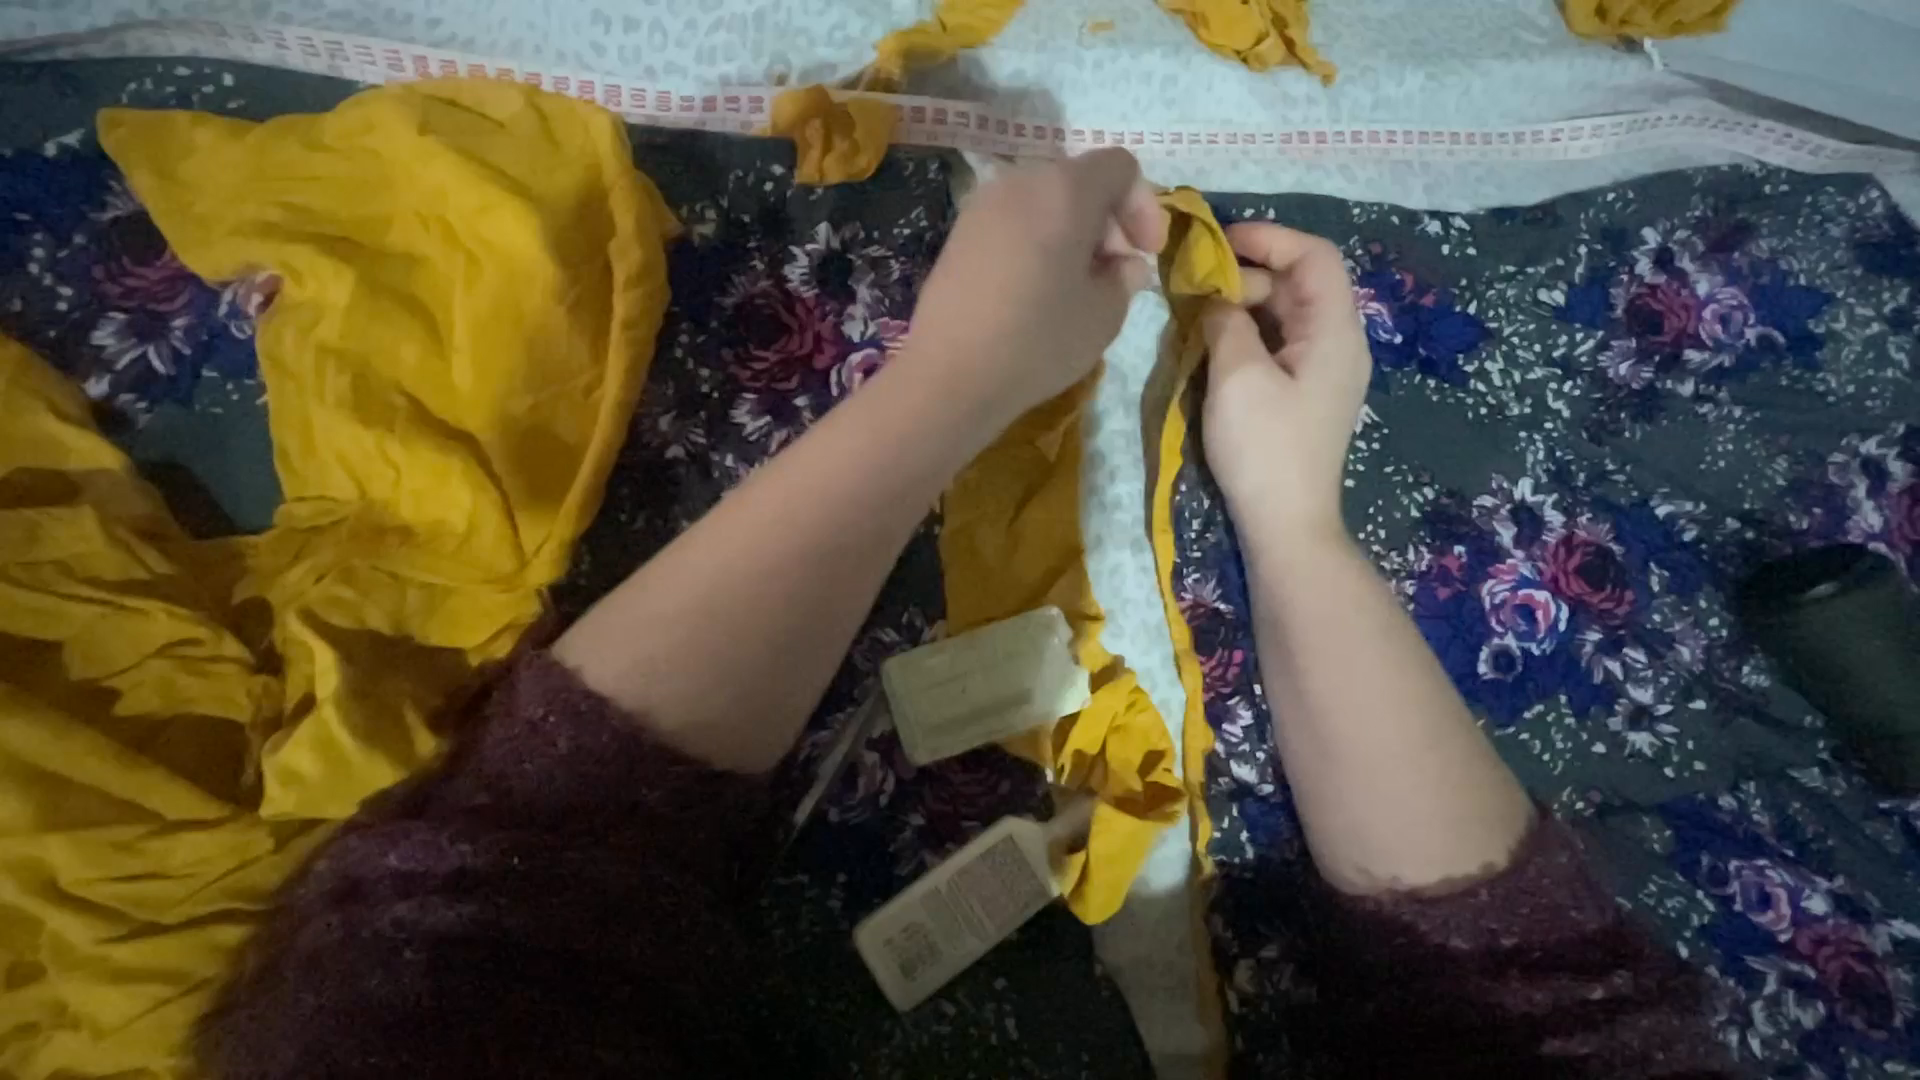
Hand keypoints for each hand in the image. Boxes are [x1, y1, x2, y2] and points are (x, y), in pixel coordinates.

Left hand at [902, 149, 1166, 424]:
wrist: (951, 376)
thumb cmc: (1038, 343)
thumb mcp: (1103, 316)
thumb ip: (1124, 279)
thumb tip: (1124, 264)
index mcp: (1065, 190)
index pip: (1120, 167)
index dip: (1143, 206)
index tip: (1145, 255)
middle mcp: (1020, 182)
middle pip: (1078, 182)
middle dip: (1105, 222)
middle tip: (1111, 274)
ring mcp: (981, 207)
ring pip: (1042, 203)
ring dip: (1068, 233)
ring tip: (1072, 286)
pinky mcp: (956, 236)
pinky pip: (1010, 225)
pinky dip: (1033, 244)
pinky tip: (1032, 292)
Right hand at [1201, 224, 1370, 548]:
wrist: (1286, 523)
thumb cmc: (1265, 448)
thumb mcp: (1237, 377)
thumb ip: (1226, 323)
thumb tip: (1216, 300)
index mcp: (1335, 331)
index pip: (1315, 256)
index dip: (1270, 238)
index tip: (1219, 241)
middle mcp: (1338, 344)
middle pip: (1300, 284)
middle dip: (1249, 275)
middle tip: (1199, 290)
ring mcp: (1322, 372)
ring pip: (1286, 316)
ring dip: (1244, 306)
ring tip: (1199, 315)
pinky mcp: (1303, 396)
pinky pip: (1279, 346)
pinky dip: (1248, 335)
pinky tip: (1215, 345)